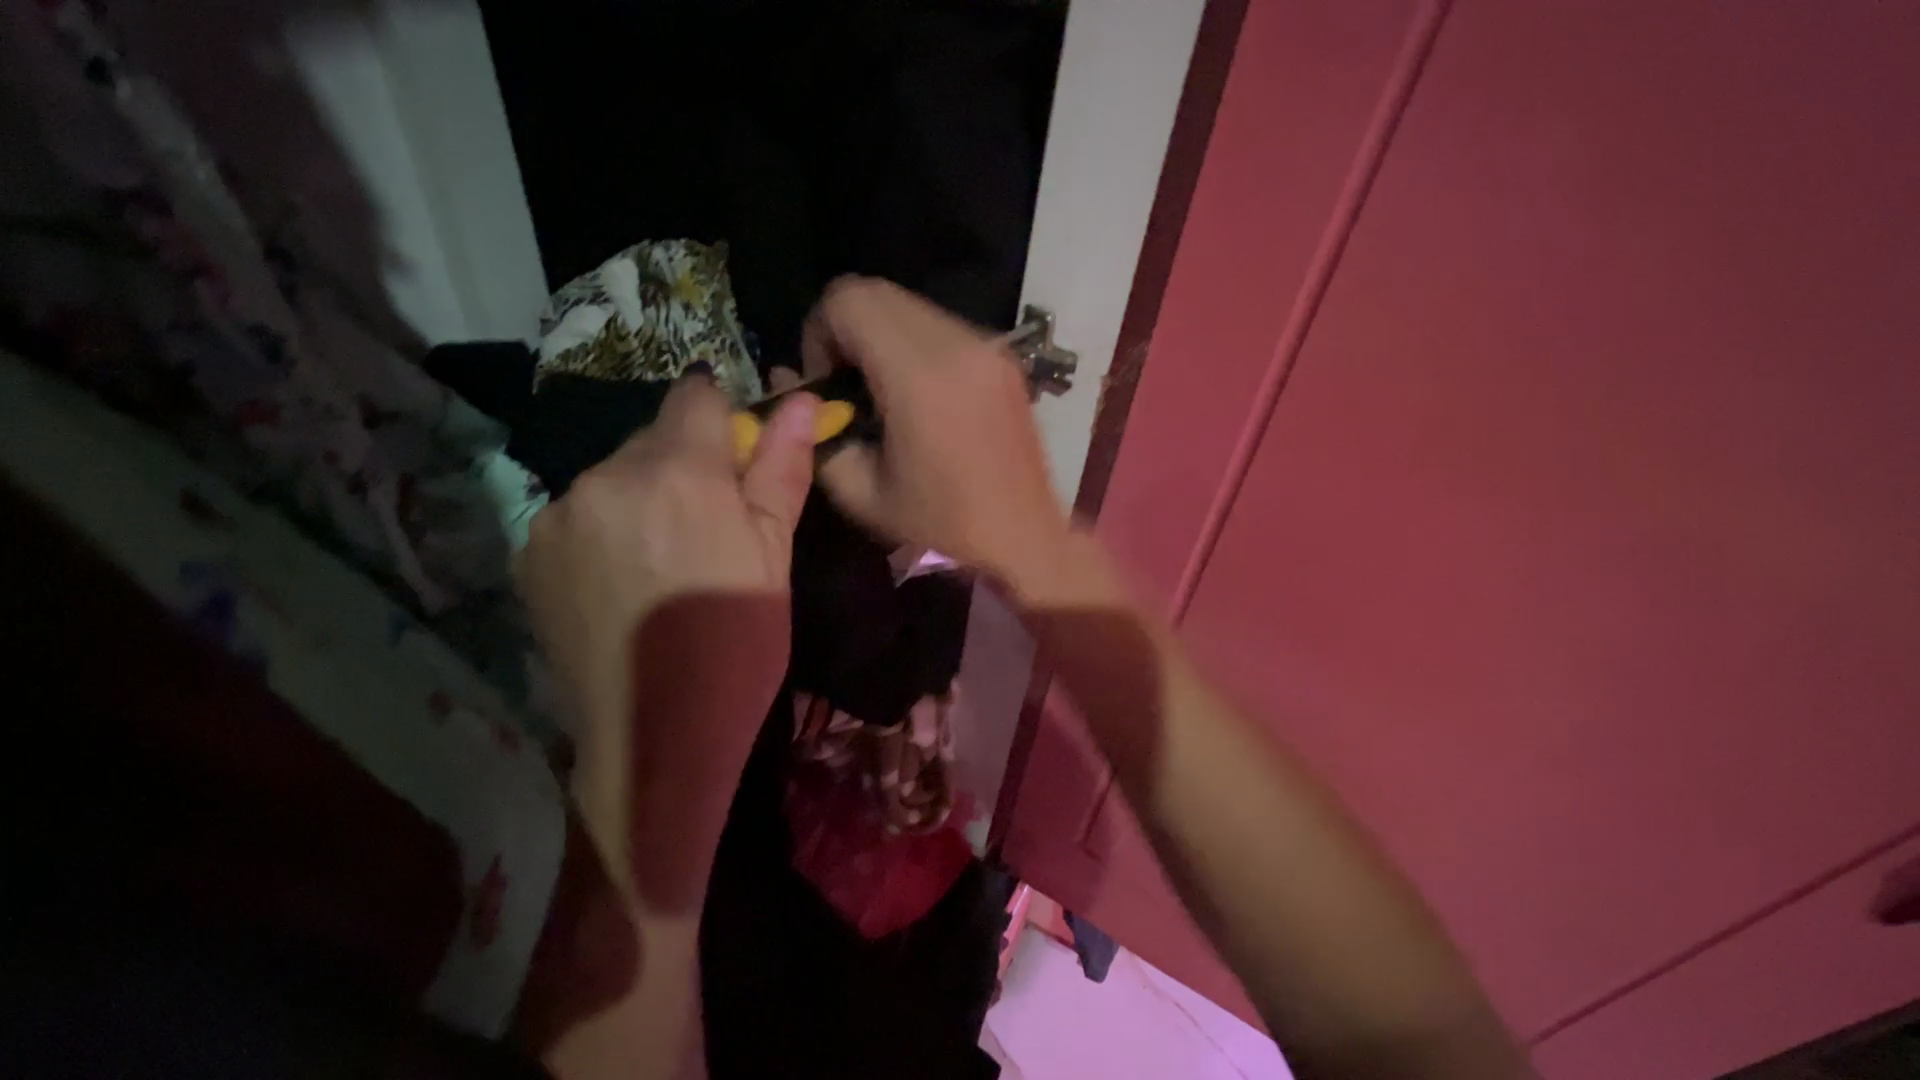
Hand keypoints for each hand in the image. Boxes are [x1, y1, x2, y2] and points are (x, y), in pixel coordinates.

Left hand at [518, 375, 816, 891]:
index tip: (736, 468)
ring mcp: (559, 512)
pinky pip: (577, 516)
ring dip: (638, 499)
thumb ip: (782, 469)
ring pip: (612, 477)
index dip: (722, 423)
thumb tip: (803, 399)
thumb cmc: (735, 644)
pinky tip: (617, 587)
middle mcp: (607, 474)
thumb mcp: (775, 558)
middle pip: (652, 437)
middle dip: (681, 466)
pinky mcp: (529, 551)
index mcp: (679, 471)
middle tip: (705, 533)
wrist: (653, 737)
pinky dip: (601, 533)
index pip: (697, 394)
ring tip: (659, 568)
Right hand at [806, 277, 1072, 582]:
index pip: (847, 300)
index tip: (826, 383)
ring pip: (909, 305)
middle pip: (875, 292)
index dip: (819, 333)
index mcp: (919, 376)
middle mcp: (958, 343)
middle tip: (847, 385)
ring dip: (880, 336)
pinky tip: (917, 397)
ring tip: (881, 394)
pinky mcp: (1003, 355)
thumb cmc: (943, 526)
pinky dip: (912, 345)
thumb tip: (797, 391)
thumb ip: (818, 437)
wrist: (1027, 538)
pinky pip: (940, 326)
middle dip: (845, 330)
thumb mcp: (861, 495)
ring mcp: (987, 345)